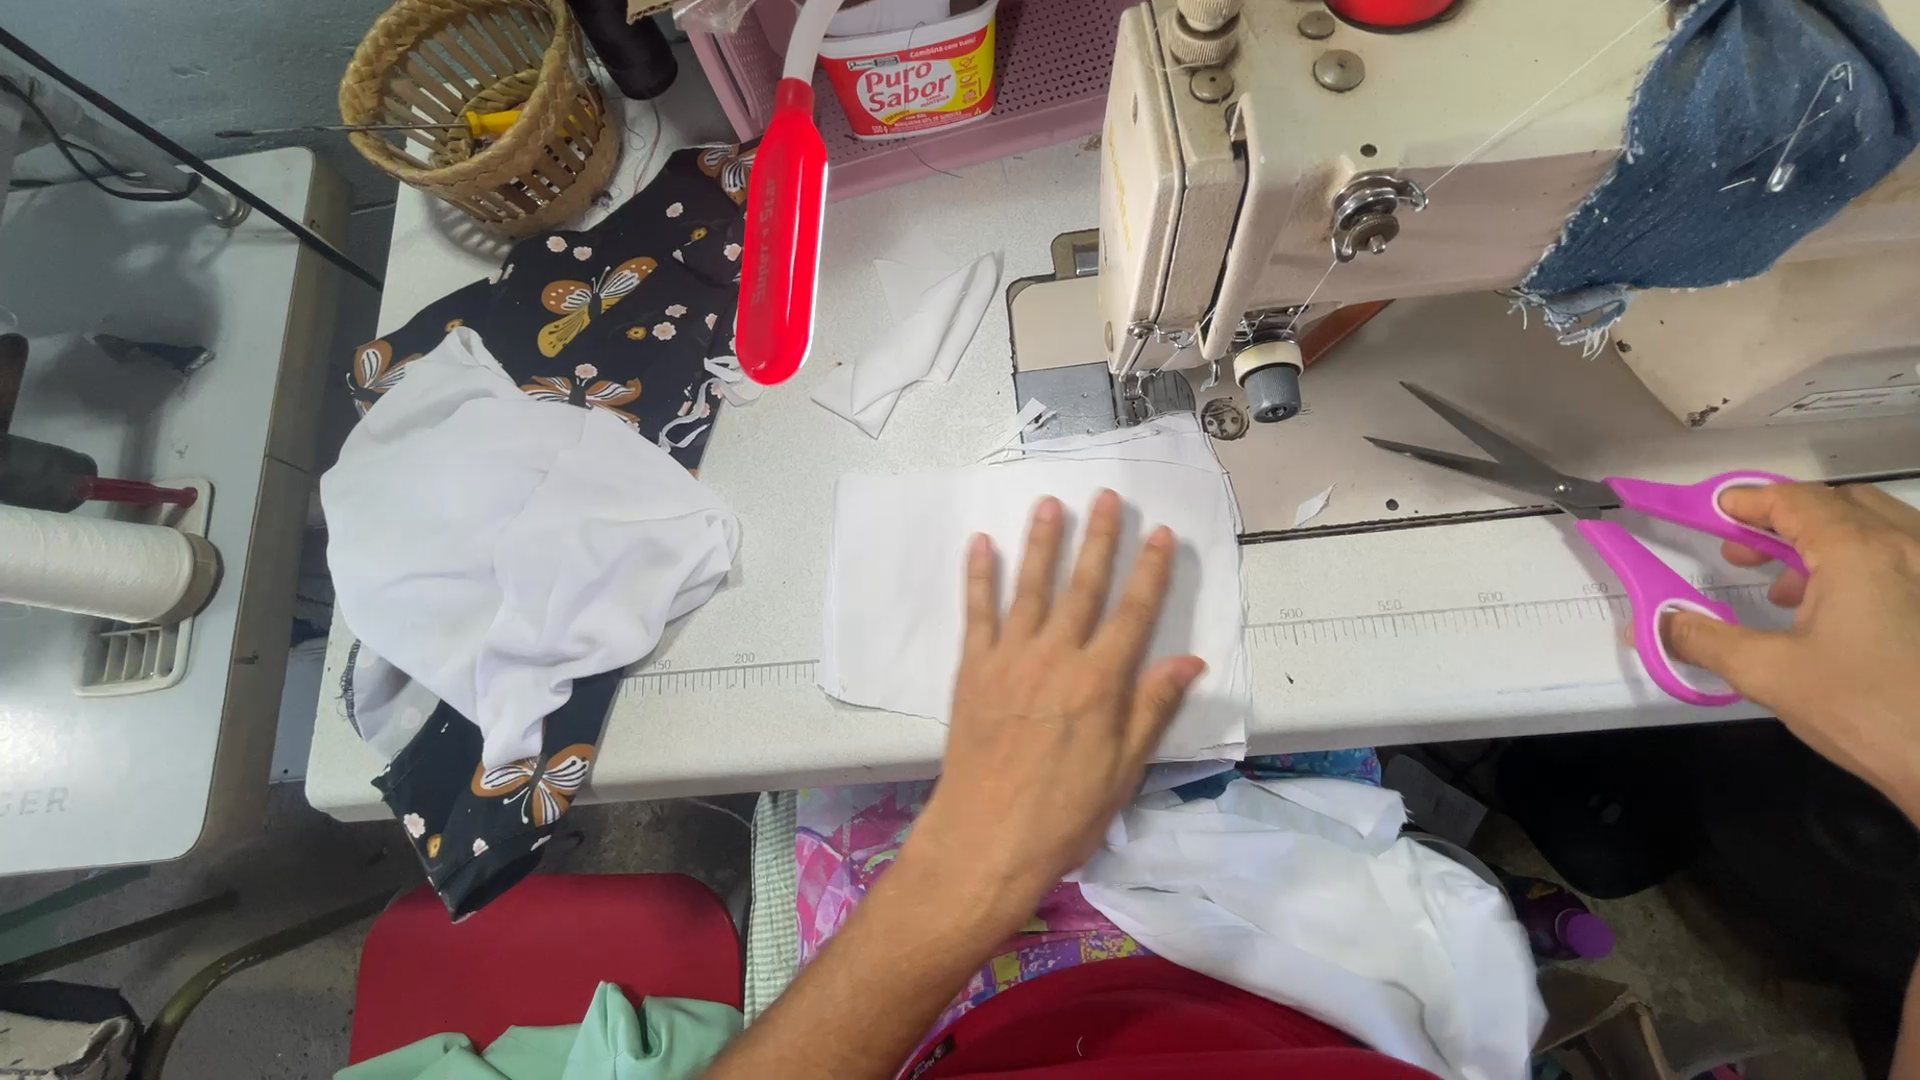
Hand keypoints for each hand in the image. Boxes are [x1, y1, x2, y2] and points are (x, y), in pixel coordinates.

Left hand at [897, 490, 1205, 932]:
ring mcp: (1009, 658)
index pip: (1134, 613)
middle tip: (1107, 497)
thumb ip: (1152, 708)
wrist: (987, 836)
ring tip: (1050, 504)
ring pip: (1030, 588)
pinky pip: (976, 612)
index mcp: (1099, 681)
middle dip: (1098, 539)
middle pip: (1083, 587)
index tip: (1159, 533)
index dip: (1150, 570)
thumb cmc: (1064, 812)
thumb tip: (1189, 660)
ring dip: (1041, 543)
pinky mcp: (973, 668)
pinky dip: (978, 577)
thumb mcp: (1124, 769)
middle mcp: (1056, 656)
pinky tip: (980, 544)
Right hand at [1664, 483, 1919, 816]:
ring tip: (1788, 591)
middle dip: (1787, 519)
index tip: (1712, 513)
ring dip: (1826, 545)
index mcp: (1864, 556)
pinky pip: (1907, 563)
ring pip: (1884, 532)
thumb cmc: (1869, 708)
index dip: (1749, 501)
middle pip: (1847, 506)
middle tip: (1744, 552)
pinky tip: (1841, 616)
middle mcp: (1916, 553)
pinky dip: (1864, 569)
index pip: (1798, 502)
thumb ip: (1698, 637)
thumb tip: (1652, 623)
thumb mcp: (1765, 673)